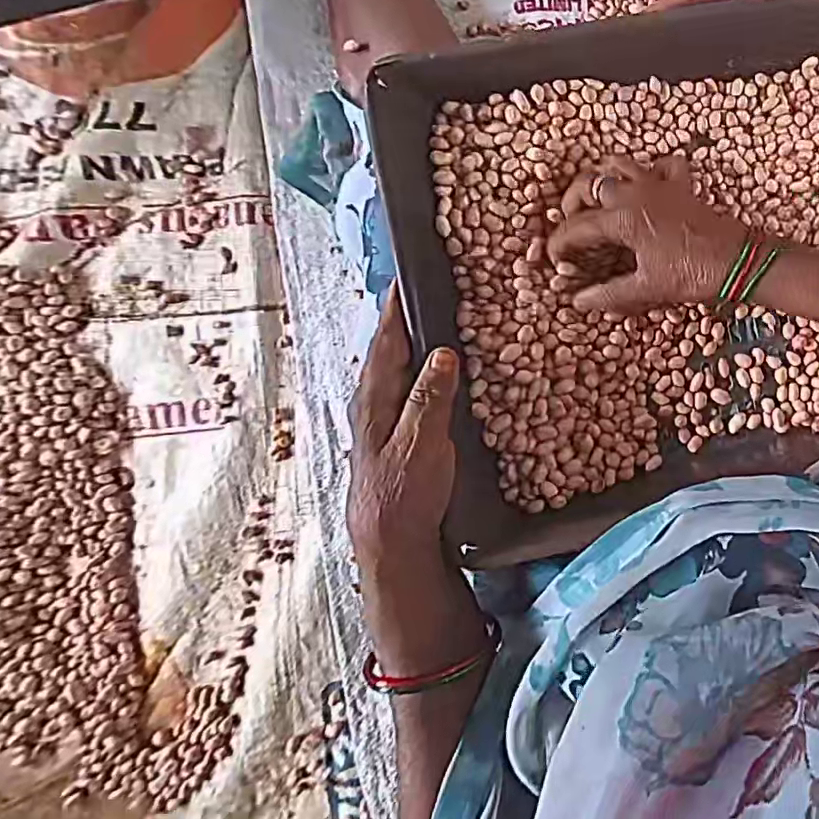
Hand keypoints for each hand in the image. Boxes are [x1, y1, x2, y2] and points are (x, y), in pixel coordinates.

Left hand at [348, 284, 459, 555]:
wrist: (392, 543)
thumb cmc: (403, 494)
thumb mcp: (421, 445)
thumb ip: (429, 398)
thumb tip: (444, 351)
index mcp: (375, 398)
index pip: (386, 340)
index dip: (396, 307)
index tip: (408, 274)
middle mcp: (374, 401)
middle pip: (390, 348)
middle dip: (405, 317)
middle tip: (429, 289)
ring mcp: (384, 417)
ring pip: (399, 368)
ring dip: (414, 342)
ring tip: (439, 319)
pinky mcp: (397, 432)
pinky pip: (409, 386)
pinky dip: (422, 368)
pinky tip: (442, 370)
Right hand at [547, 154, 747, 313]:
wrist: (737, 260)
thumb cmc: (692, 273)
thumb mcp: (647, 288)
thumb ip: (610, 294)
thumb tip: (580, 302)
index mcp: (622, 218)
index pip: (578, 227)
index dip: (560, 242)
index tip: (554, 257)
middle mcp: (635, 193)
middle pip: (589, 184)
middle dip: (572, 202)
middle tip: (570, 222)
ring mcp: (659, 184)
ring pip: (620, 164)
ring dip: (603, 177)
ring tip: (597, 198)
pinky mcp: (681, 186)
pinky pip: (662, 164)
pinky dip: (651, 169)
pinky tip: (647, 184)